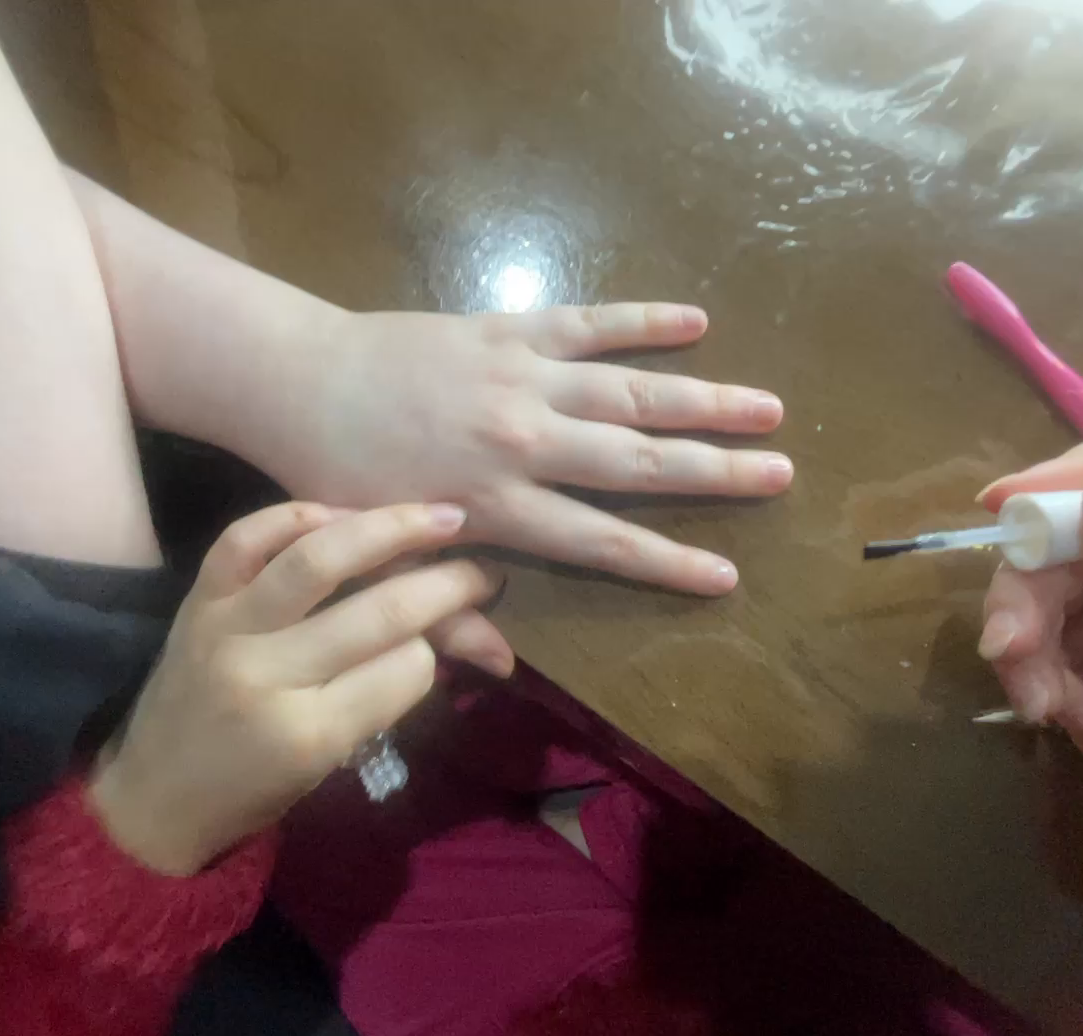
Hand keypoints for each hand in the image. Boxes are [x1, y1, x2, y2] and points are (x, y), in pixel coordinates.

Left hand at [88, 502, 494, 874]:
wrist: (154, 796)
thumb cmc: (260, 788)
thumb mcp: (340, 753)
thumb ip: (406, 690)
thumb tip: (498, 649)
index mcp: (308, 736)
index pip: (406, 670)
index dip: (445, 644)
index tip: (466, 629)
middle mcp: (266, 676)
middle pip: (378, 613)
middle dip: (446, 585)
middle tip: (485, 568)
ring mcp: (226, 629)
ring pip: (318, 560)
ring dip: (391, 530)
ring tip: (441, 516)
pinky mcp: (198, 599)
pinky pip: (246, 537)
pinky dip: (298, 515)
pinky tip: (343, 513)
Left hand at [247, 304, 790, 598]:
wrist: (300, 382)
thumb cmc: (340, 474)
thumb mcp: (383, 556)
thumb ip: (443, 612)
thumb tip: (503, 666)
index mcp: (496, 505)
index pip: (601, 543)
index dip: (666, 563)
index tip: (727, 575)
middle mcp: (525, 442)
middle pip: (637, 465)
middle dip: (715, 473)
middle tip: (782, 473)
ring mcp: (522, 378)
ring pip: (629, 392)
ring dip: (702, 400)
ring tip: (767, 407)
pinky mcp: (508, 329)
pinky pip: (588, 322)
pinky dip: (642, 320)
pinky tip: (696, 320)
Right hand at [977, 425, 1082, 933]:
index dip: (1066, 478)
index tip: (1004, 513)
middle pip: (1064, 530)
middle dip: (1030, 596)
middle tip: (1011, 653)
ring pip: (1032, 582)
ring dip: (1024, 645)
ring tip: (1042, 704)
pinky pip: (1026, 628)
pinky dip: (1031, 672)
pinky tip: (1060, 715)